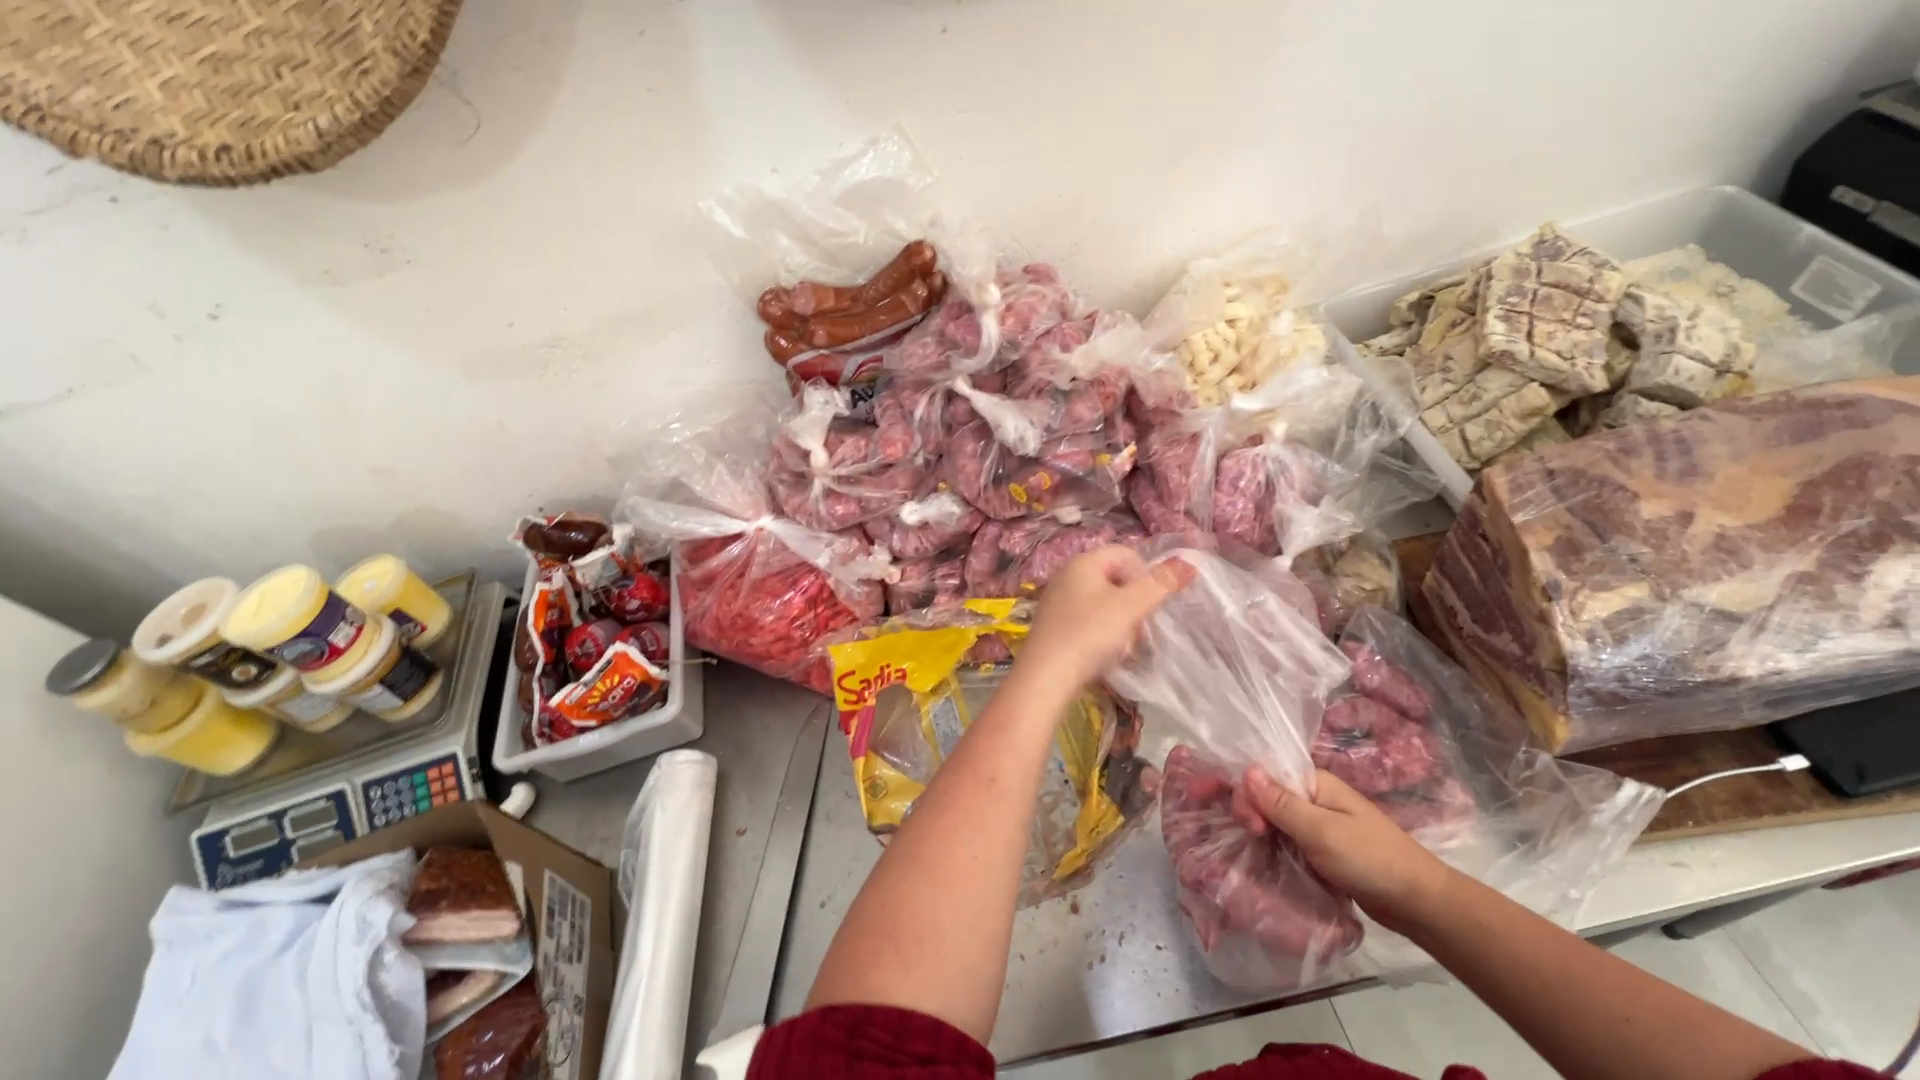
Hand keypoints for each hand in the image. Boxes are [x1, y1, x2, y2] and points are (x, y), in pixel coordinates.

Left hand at [1018, 547, 1192, 694]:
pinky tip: (1104, 654)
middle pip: (1115, 579)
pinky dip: (1103, 634)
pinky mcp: (1055, 626)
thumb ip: (1160, 583)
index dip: (1145, 574)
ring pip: (1104, 603)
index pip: (1125, 553)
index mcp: (1082, 562)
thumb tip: (1189, 562)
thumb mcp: (1130, 606)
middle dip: (1134, 603)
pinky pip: (1089, 621)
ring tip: (1123, 645)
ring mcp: (1058, 601)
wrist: (1046, 677)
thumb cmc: (1090, 634)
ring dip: (1121, 622)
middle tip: (1139, 628)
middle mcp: (1066, 575)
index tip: (1151, 603)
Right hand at [1244, 765, 1456, 933]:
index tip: (1249, 826)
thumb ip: (1281, 803)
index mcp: (1315, 784)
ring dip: (1262, 836)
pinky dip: (1276, 850)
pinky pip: (1288, 842)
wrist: (1416, 901)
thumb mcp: (1320, 830)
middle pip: (1266, 798)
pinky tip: (1267, 862)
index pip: (1265, 776)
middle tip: (1256, 842)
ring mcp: (1319, 825)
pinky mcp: (1321, 849)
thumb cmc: (1370, 859)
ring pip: (1275, 822)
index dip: (1247, 794)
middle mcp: (1314, 798)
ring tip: (1257, 856)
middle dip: (1253, 816)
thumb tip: (1247, 769)